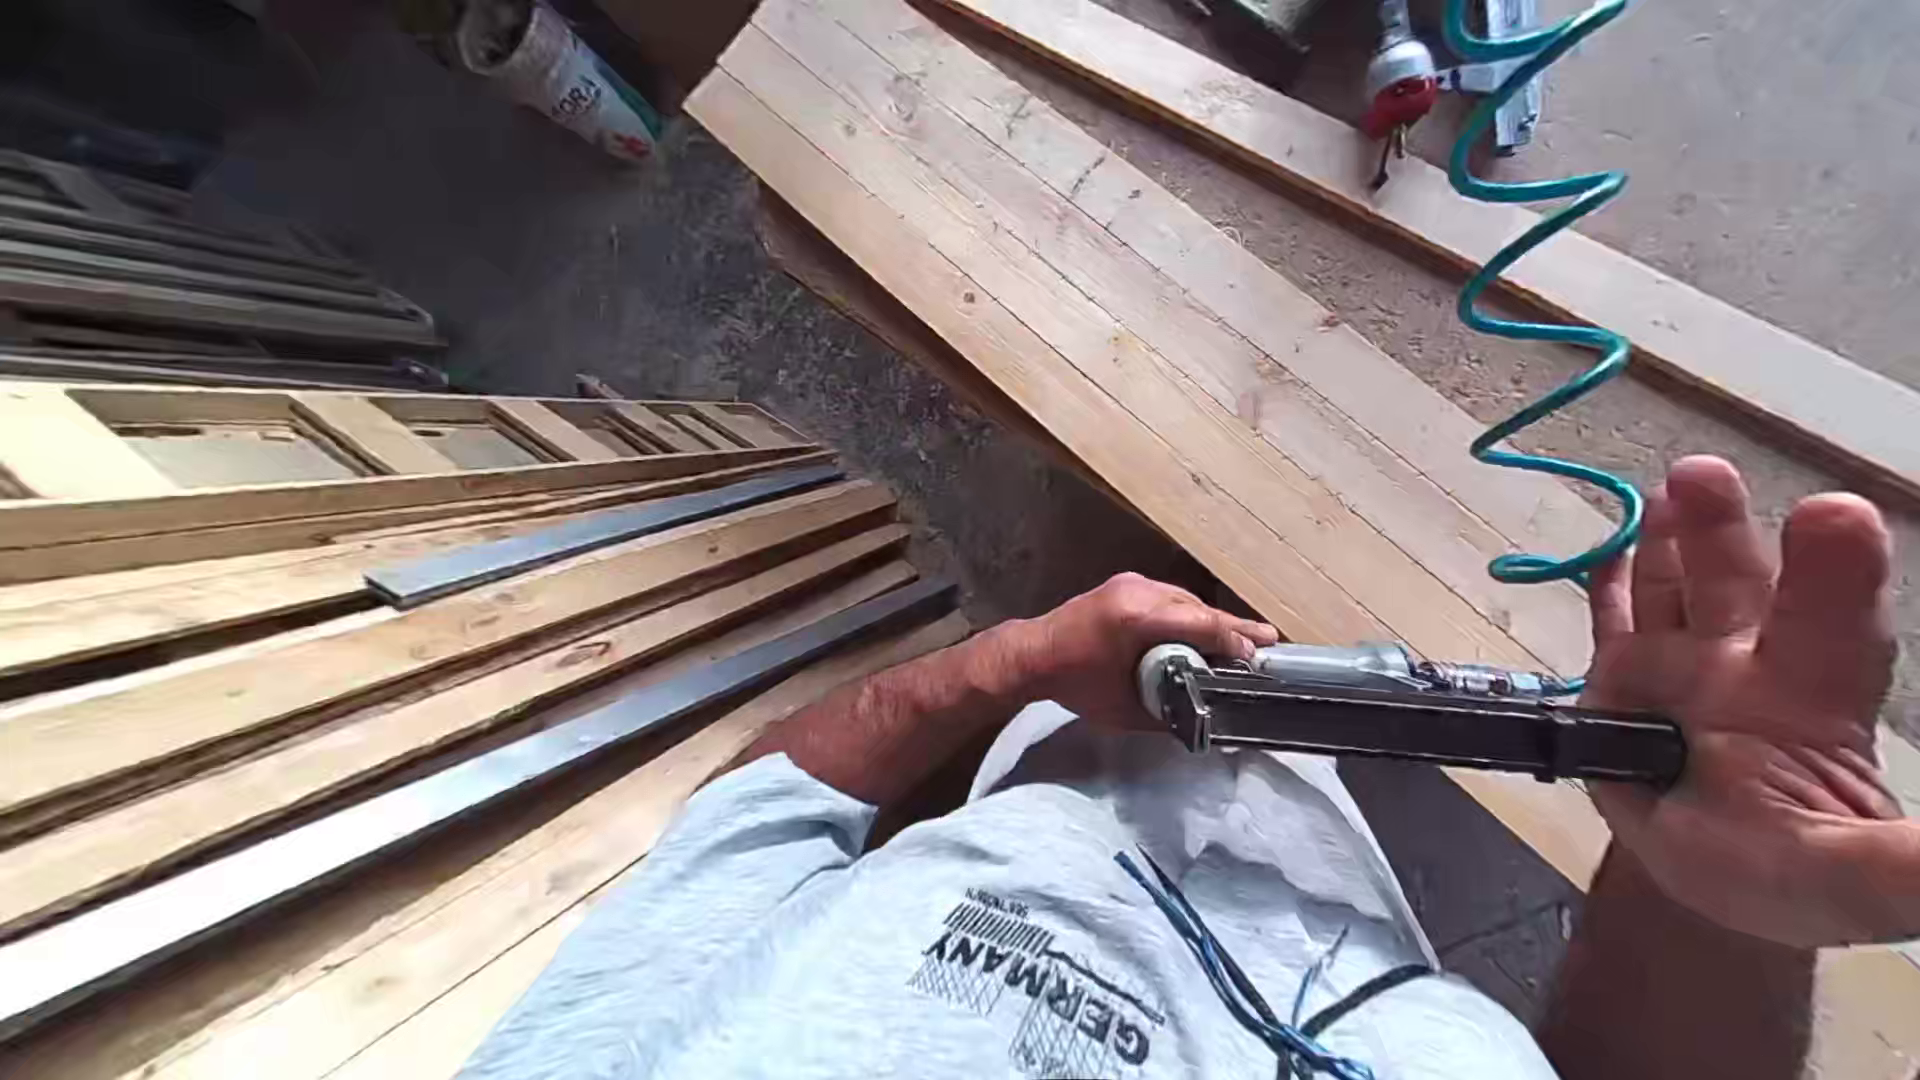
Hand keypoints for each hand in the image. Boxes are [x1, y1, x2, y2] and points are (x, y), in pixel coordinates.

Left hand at [1003, 572, 1277, 729]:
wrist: (1033, 653)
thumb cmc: (1074, 684)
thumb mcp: (1124, 707)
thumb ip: (1169, 709)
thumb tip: (1206, 715)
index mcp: (1135, 618)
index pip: (1200, 623)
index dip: (1234, 639)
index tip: (1260, 654)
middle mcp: (1135, 592)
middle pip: (1197, 607)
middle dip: (1231, 627)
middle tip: (1267, 642)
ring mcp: (1128, 584)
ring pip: (1184, 599)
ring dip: (1209, 619)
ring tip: (1241, 638)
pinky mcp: (1123, 584)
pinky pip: (1167, 596)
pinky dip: (1187, 613)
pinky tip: (1202, 629)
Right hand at [1583, 455, 1919, 946]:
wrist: (1702, 867)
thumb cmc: (1789, 878)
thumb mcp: (1860, 882)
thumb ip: (1914, 861)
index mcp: (1803, 703)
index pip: (1830, 630)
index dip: (1833, 575)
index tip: (1832, 511)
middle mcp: (1737, 668)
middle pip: (1734, 588)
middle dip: (1720, 530)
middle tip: (1699, 471)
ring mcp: (1670, 668)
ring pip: (1671, 589)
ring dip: (1666, 539)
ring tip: (1664, 487)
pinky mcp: (1614, 676)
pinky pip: (1611, 619)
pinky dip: (1607, 582)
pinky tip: (1610, 548)